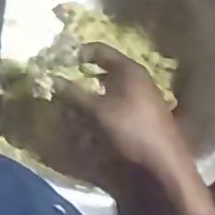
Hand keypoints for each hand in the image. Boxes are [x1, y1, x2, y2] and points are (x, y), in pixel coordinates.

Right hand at [60, 44, 214, 214]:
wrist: (166, 165)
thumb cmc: (131, 129)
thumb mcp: (96, 110)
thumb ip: (72, 93)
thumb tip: (49, 79)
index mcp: (129, 69)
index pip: (99, 49)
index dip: (78, 52)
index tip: (60, 61)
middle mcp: (139, 77)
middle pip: (106, 65)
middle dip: (84, 70)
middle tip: (64, 77)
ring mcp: (145, 93)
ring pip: (112, 81)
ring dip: (93, 86)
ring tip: (75, 95)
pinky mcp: (146, 110)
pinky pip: (119, 95)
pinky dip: (104, 98)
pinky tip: (94, 111)